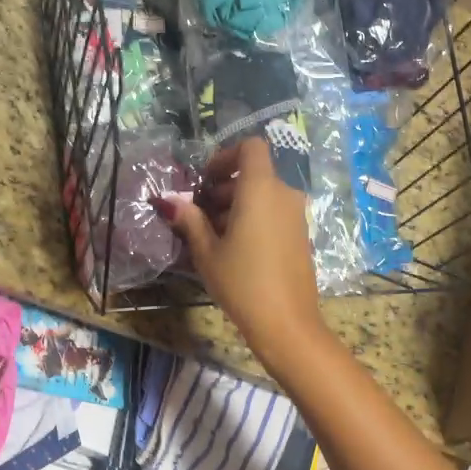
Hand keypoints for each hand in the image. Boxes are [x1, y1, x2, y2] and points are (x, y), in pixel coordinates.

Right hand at [155, 137, 326, 366]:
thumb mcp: (207, 253)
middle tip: (199, 214)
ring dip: (237, 207)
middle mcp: (283, 194)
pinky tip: (235, 251)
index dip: (226, 157)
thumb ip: (190, 221)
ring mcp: (296, 216)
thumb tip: (170, 202)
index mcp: (260, 189)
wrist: (285, 322)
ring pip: (264, 196)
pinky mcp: (300, 236)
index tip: (205, 181)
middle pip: (254, 174)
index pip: (250, 147)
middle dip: (225, 188)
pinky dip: (254, 220)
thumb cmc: (241, 283)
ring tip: (212, 237)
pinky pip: (274, 214)